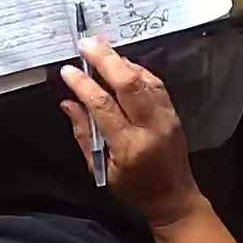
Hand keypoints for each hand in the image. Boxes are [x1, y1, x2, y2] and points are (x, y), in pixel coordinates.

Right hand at [57, 36, 205, 228]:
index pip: (104, 106)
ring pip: (144, 79)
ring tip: (100, 46)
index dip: (83, 85)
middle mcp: (151, 127)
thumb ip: (85, 134)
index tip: (68, 71)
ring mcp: (166, 117)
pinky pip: (154, 83)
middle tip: (86, 43)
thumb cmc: (133, 190)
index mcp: (130, 146)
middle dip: (105, 60)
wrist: (174, 199)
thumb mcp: (102, 170)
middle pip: (129, 84)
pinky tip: (121, 63)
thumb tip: (68, 103)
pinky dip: (136, 69)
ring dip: (121, 60)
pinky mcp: (173, 112)